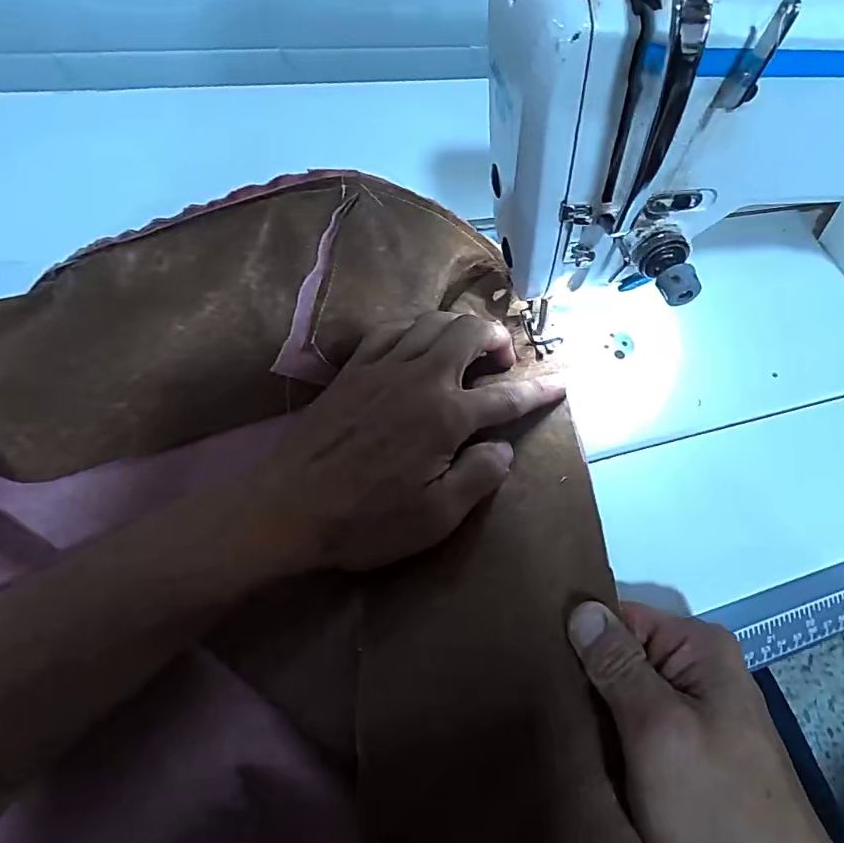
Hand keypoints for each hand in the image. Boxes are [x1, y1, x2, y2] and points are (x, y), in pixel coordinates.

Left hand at [249, 311, 564, 571]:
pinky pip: (391, 329)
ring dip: (459, 327)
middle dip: (496, 338)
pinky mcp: (353, 369)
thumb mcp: (436, 517)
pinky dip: (414, 329)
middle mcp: (420, 379)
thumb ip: (480, 477)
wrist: (283, 511)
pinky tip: (415, 346)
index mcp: (445, 417)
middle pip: (469, 333)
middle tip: (502, 362)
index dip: (538, 390)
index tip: (560, 383)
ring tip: (466, 349)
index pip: (506, 397)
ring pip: (431, 321)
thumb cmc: (365, 521)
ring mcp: (383, 368)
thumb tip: (502, 448)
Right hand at [568, 600, 840, 842]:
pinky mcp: (691, 757)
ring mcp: (698, 716)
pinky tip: (594, 757)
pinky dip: (616, 745)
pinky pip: (640, 734)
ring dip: (600, 718)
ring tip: (566, 732)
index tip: (542, 658)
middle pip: (626, 658)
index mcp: (702, 647)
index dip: (583, 636)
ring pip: (628, 700)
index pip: (625, 618)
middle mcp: (702, 672)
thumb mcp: (658, 729)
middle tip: (548, 703)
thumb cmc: (716, 805)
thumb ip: (620, 667)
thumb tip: (583, 609)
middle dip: (590, 682)